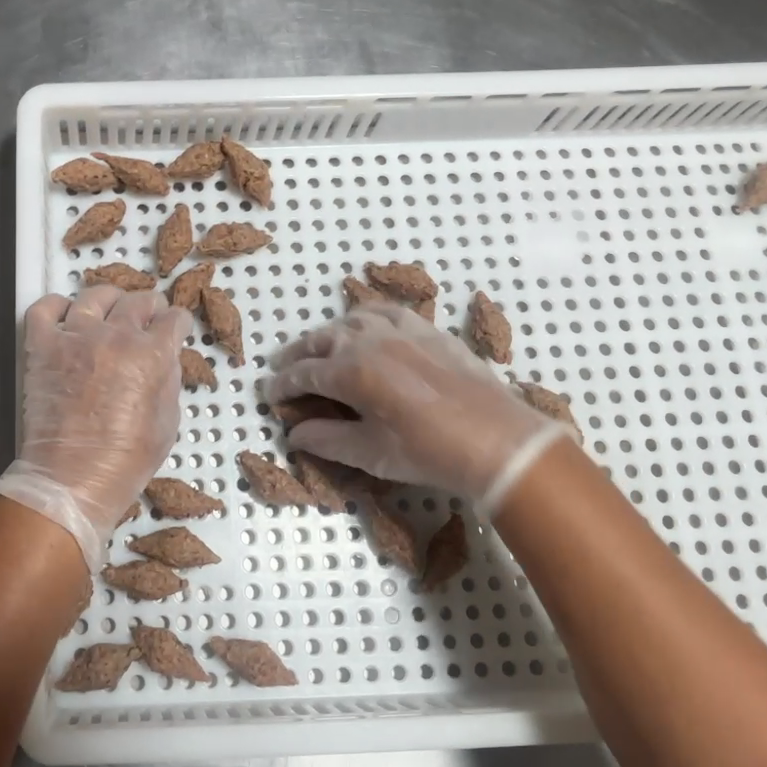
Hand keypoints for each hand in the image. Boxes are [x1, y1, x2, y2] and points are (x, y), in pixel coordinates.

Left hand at [0, 286, 190, 568]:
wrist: (72, 479)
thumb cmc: (127, 461)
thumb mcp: (169, 423)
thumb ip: (170, 381)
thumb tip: (165, 358)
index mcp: (153, 355)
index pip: (174, 319)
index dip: (177, 324)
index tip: (174, 330)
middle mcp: (116, 336)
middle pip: (138, 301)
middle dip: (149, 307)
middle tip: (146, 318)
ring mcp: (75, 336)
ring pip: (96, 296)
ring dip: (109, 300)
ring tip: (109, 311)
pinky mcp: (42, 345)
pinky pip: (46, 307)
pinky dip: (57, 306)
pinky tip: (66, 317)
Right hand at [266, 301, 566, 512]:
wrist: (498, 441)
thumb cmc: (428, 452)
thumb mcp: (370, 453)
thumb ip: (326, 439)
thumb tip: (295, 433)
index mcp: (351, 371)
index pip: (303, 373)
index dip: (282, 385)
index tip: (269, 395)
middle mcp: (370, 341)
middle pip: (322, 340)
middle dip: (298, 354)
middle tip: (284, 368)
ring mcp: (402, 330)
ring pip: (352, 321)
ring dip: (329, 334)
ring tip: (321, 347)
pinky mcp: (429, 331)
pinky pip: (387, 313)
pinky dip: (366, 318)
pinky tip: (366, 328)